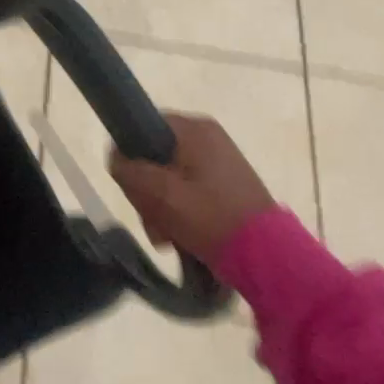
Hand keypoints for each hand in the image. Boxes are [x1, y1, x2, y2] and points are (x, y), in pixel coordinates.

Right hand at [107, 111, 273, 263]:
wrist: (268, 257)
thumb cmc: (212, 218)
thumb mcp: (162, 194)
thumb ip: (130, 170)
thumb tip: (114, 156)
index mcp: (194, 129)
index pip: (143, 126)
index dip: (129, 154)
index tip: (131, 185)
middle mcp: (207, 138)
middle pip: (154, 155)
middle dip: (147, 190)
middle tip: (151, 218)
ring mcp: (219, 161)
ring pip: (168, 176)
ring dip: (159, 206)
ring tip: (165, 236)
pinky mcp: (225, 184)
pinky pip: (187, 189)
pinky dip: (178, 210)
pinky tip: (178, 236)